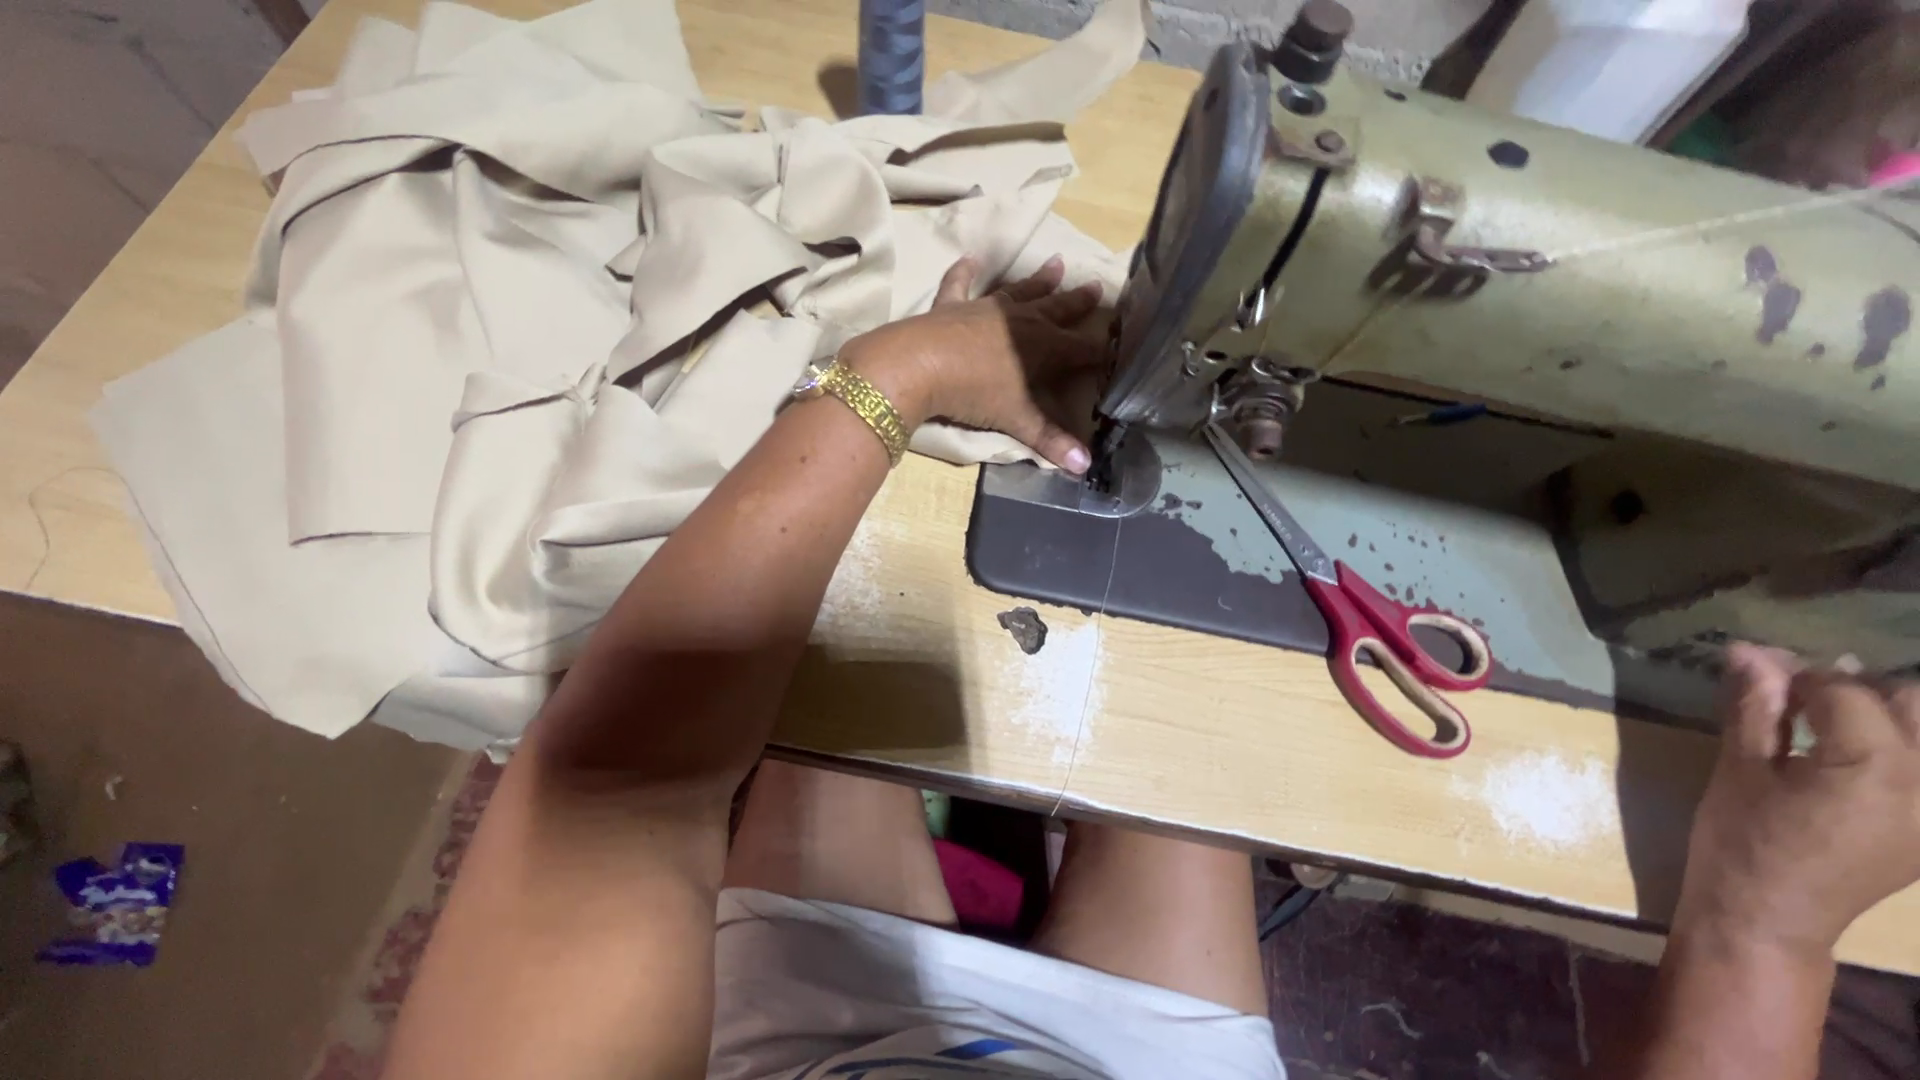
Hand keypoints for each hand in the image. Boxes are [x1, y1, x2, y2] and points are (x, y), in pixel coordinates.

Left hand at [841, 254, 1105, 473]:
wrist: (918, 366)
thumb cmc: (974, 393)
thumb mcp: (1016, 420)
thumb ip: (1050, 440)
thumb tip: (1086, 467)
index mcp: (1042, 346)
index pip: (1080, 350)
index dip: (1100, 350)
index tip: (1118, 345)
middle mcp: (1019, 320)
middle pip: (1056, 310)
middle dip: (1077, 302)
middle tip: (1097, 287)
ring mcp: (984, 309)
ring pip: (1018, 291)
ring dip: (1038, 281)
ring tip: (1057, 264)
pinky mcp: (951, 306)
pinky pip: (959, 284)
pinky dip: (964, 272)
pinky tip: (970, 259)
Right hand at [1673, 644, 1919, 960]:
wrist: (1768, 916)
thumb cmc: (1740, 838)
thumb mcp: (1738, 767)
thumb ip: (1756, 706)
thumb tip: (1750, 650)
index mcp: (1875, 765)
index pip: (1844, 689)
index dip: (1795, 674)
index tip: (1756, 672)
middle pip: (1909, 702)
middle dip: (1851, 688)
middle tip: (1794, 696)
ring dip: (1883, 715)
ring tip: (1828, 722)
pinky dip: (1894, 748)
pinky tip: (1849, 756)